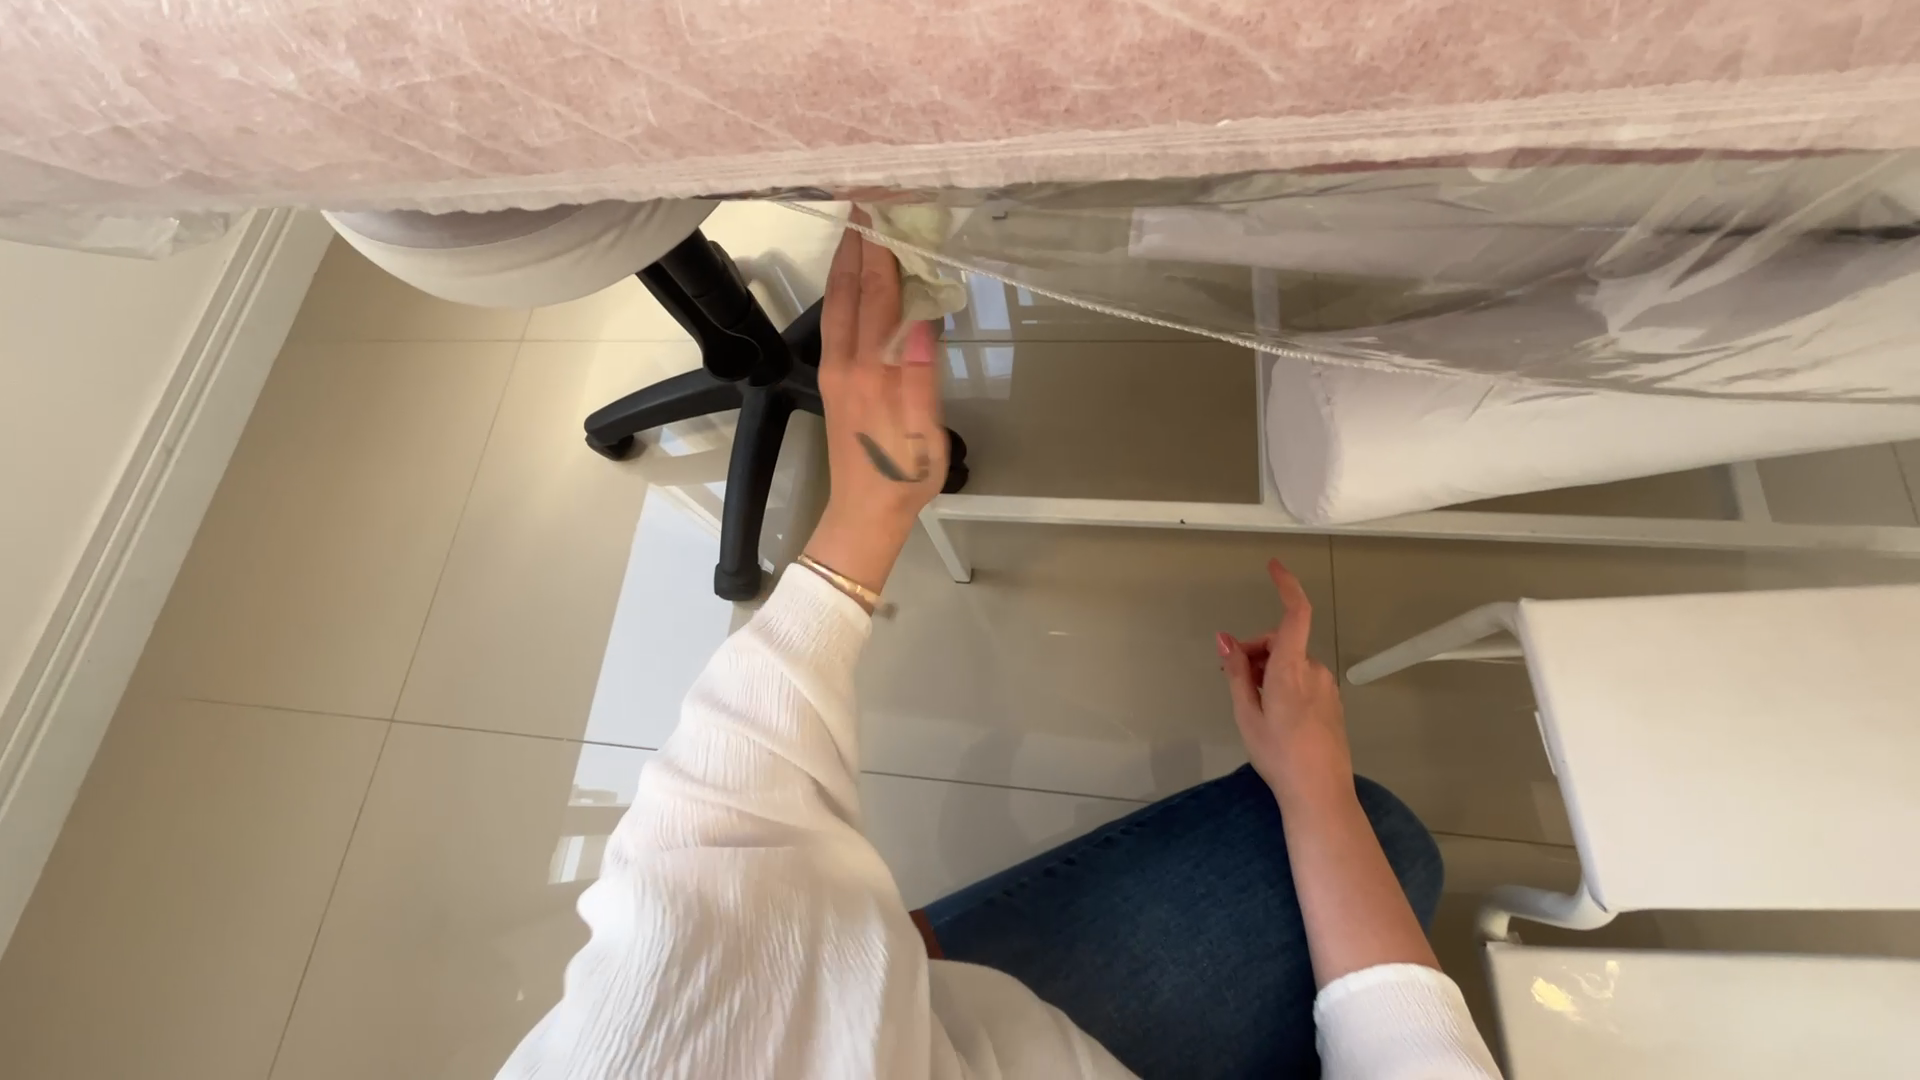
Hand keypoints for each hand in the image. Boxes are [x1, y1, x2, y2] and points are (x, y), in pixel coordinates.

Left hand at [802, 211, 946, 598]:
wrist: (865, 513)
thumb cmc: (904, 478)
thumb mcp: (925, 433)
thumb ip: (921, 376)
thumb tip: (924, 317)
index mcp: (873, 372)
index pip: (877, 296)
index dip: (882, 250)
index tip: (886, 208)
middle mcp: (846, 364)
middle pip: (849, 291)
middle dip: (857, 245)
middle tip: (865, 202)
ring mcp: (836, 372)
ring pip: (836, 305)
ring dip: (846, 264)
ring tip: (856, 230)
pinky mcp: (834, 383)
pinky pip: (836, 324)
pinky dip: (843, 292)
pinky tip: (851, 283)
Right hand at [1217, 559, 1353, 805]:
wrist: (1320, 794)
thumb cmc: (1278, 754)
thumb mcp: (1246, 713)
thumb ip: (1236, 672)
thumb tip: (1224, 639)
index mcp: (1291, 669)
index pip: (1295, 615)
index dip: (1286, 586)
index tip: (1274, 567)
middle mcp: (1314, 671)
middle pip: (1281, 642)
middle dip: (1254, 651)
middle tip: (1233, 680)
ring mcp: (1326, 687)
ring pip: (1289, 662)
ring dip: (1267, 670)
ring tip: (1251, 704)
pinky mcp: (1331, 702)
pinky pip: (1301, 678)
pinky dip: (1281, 682)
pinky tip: (1273, 714)